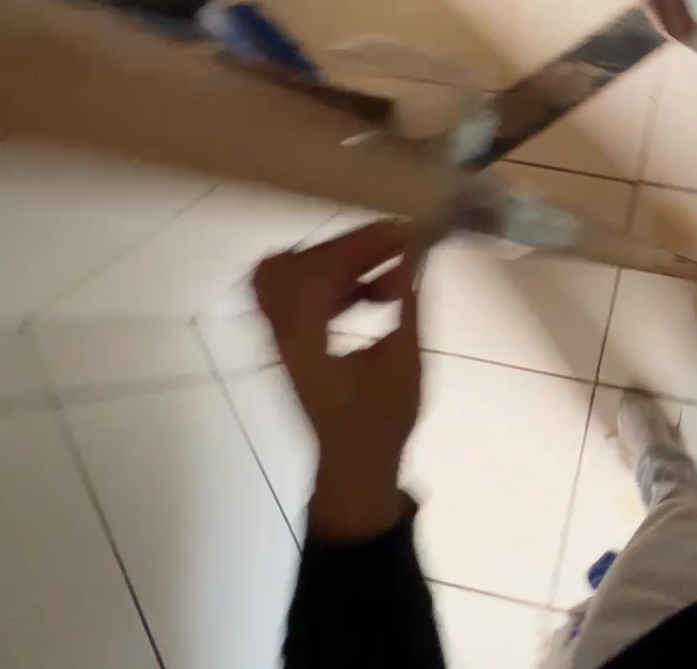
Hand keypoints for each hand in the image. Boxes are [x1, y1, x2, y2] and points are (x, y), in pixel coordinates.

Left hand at [253, 220, 432, 539]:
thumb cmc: (382, 418)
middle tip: (398, 241)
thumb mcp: (405, 360)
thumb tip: (416, 254)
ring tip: (387, 261)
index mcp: (306, 341)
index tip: (404, 233)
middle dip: (349, 244)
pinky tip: (373, 287)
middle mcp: (282, 333)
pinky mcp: (291, 339)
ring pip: (289, 272)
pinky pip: (297, 290)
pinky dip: (334, 276)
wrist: (355, 463)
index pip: (318, 271)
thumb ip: (408, 301)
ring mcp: (281, 336)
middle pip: (296, 263)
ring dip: (338, 258)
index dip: (360, 244)